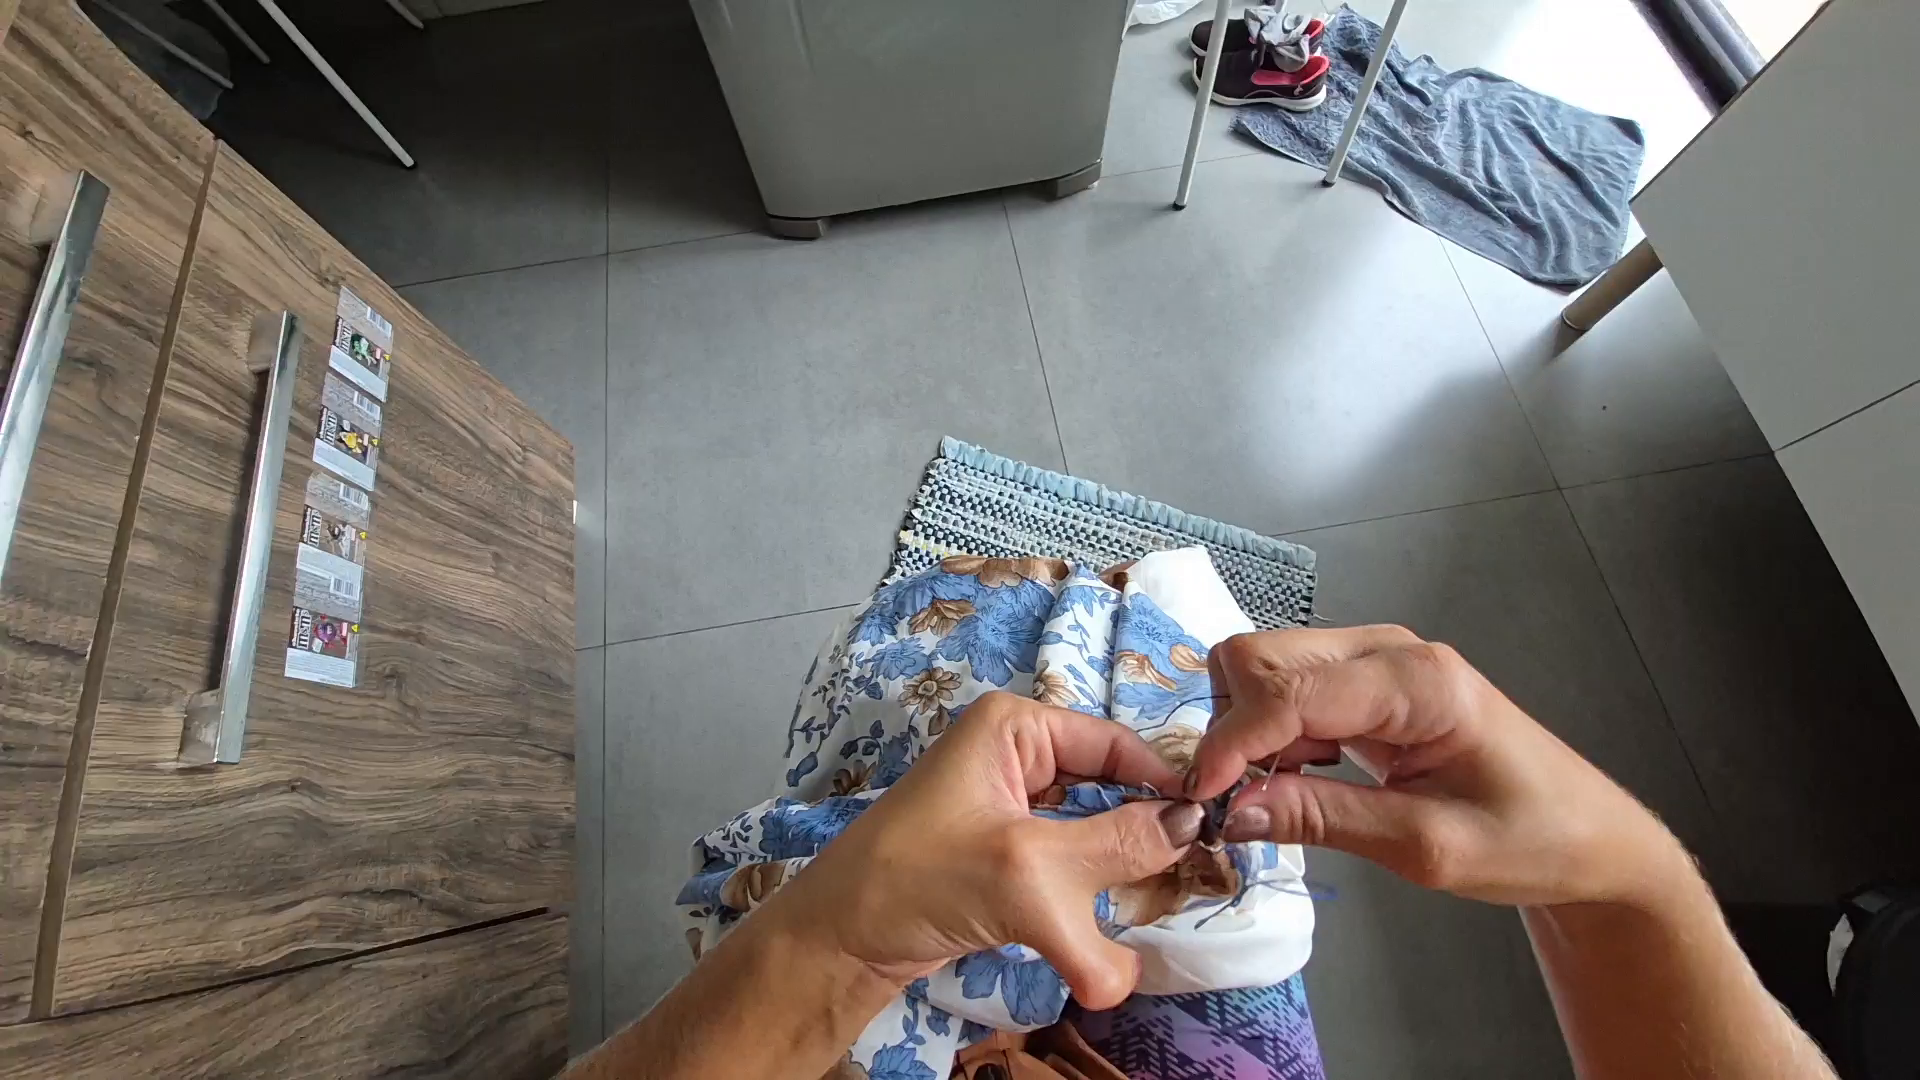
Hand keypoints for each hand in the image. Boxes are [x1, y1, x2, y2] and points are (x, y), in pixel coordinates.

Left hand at [758, 691, 1205, 1008]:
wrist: (841, 941)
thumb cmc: (923, 876)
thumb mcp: (1027, 864)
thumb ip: (1114, 847)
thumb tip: (1189, 828)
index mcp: (1014, 727)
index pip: (1110, 741)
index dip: (1162, 779)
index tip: (1211, 824)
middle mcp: (1012, 755)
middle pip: (1102, 785)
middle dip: (1136, 834)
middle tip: (1188, 875)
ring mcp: (1006, 805)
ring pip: (1086, 829)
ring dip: (1109, 874)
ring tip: (1140, 910)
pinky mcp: (1002, 852)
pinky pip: (1063, 861)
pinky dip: (1084, 895)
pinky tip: (1099, 937)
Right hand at [1186, 627, 1693, 907]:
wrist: (1590, 835)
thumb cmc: (1530, 842)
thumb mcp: (1427, 847)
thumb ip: (1320, 818)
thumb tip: (1228, 811)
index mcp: (1415, 681)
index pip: (1288, 693)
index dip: (1233, 742)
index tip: (1201, 796)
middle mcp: (1382, 649)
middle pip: (1258, 655)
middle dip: (1232, 723)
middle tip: (1245, 790)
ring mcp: (1368, 654)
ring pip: (1258, 663)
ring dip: (1246, 724)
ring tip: (1284, 782)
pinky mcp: (1357, 673)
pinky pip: (1279, 681)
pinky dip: (1266, 726)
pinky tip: (1301, 766)